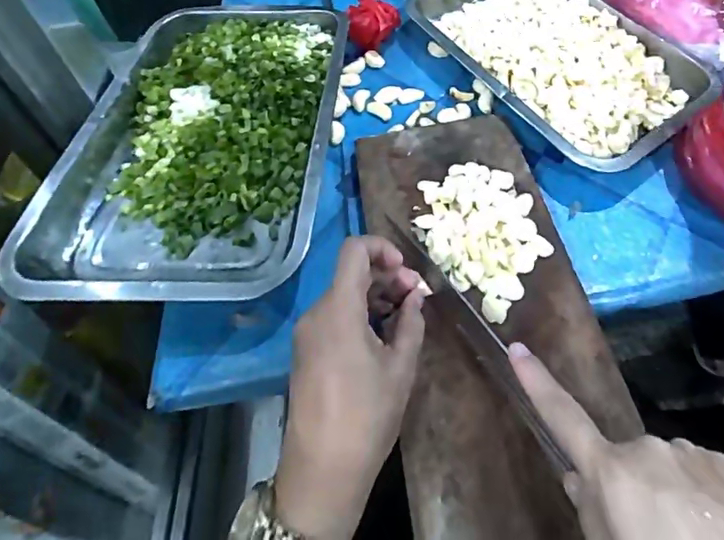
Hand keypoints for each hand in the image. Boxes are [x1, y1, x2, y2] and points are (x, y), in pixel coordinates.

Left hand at [275, 237, 427, 539]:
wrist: (321, 473)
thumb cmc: (366, 416)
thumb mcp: (401, 366)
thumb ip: (411, 321)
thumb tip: (414, 296)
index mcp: (338, 310)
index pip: (354, 250)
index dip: (383, 249)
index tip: (406, 271)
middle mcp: (316, 313)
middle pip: (352, 273)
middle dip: (387, 277)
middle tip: (416, 298)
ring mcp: (308, 333)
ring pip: (344, 294)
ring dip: (376, 296)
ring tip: (405, 318)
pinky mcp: (307, 351)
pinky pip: (336, 315)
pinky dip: (361, 313)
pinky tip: (384, 335)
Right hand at [511, 344, 723, 539]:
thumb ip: (592, 515)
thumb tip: (578, 479)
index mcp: (613, 473)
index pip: (565, 420)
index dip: (538, 384)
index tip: (518, 347)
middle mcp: (647, 446)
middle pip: (621, 462)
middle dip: (625, 488)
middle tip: (641, 532)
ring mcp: (687, 449)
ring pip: (661, 468)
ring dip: (663, 493)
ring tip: (682, 535)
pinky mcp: (722, 459)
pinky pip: (694, 473)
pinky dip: (694, 496)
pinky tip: (709, 528)